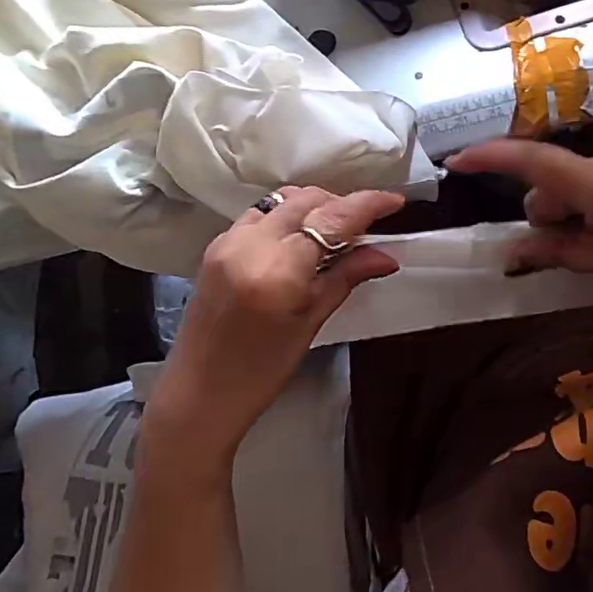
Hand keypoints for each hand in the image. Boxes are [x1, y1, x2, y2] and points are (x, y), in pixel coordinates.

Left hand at [148, 186, 404, 475]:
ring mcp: (228, 241)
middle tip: (365, 227)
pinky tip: (296, 240)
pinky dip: (284, 217)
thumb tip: (386, 255)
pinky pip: (258, 215)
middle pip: (306, 200)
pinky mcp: (215, 245)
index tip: (393, 201)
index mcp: (278, 270)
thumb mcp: (310, 323)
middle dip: (340, 204)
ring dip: (311, 207)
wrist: (199, 391)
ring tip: (333, 232)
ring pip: (281, 202)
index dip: (367, 204)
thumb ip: (346, 278)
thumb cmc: (261, 371)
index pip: (331, 219)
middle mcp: (250, 244)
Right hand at [446, 139, 592, 313]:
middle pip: (551, 177)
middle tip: (547, 250)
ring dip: (565, 211)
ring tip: (586, 250)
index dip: (488, 157)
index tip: (454, 162)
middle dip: (538, 208)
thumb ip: (557, 251)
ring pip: (576, 183)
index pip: (529, 161)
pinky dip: (589, 208)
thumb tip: (512, 250)